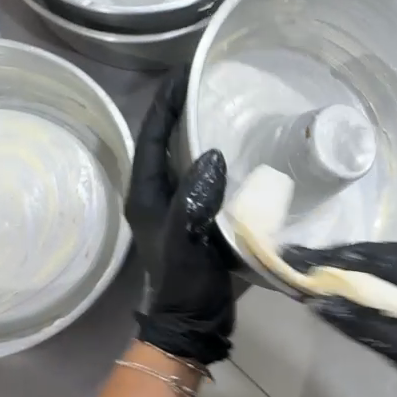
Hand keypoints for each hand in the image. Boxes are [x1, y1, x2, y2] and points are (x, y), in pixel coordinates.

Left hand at [125, 80, 235, 365]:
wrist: (194, 325)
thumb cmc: (184, 284)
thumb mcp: (186, 240)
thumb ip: (194, 198)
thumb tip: (211, 153)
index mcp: (146, 193)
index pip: (151, 134)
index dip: (166, 101)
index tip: (186, 70)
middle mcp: (159, 194)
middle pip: (167, 140)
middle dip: (185, 108)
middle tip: (213, 81)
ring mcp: (180, 206)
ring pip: (189, 157)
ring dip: (204, 131)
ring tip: (232, 106)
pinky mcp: (201, 218)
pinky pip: (210, 177)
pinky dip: (225, 159)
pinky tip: (249, 150)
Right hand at [284, 237, 396, 396]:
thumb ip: (363, 324)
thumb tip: (319, 302)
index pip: (361, 254)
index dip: (321, 258)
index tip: (288, 258)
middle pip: (376, 253)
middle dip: (339, 263)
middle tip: (302, 272)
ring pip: (392, 260)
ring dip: (362, 272)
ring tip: (326, 281)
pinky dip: (385, 278)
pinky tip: (368, 290)